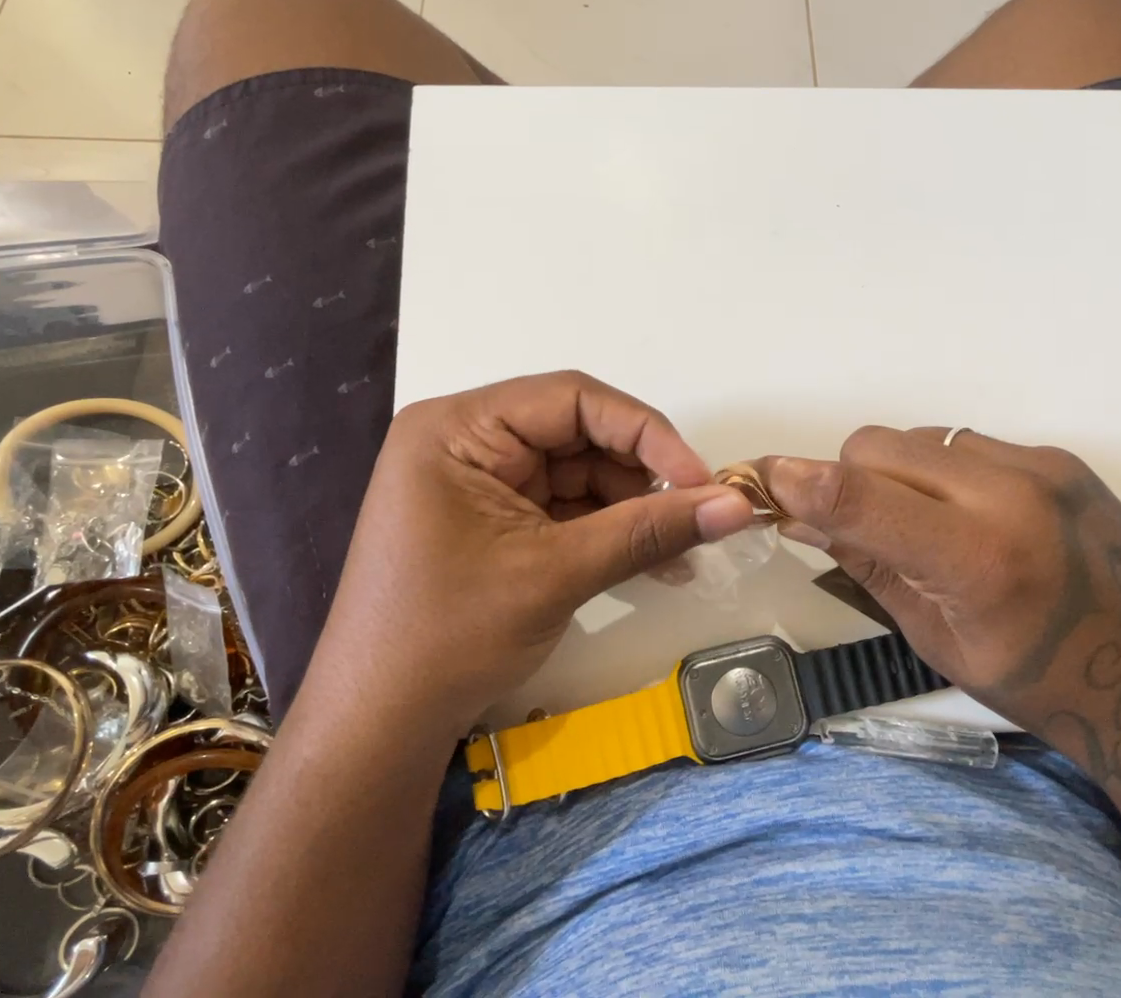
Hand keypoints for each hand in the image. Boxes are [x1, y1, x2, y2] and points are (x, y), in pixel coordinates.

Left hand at [315, 372, 755, 730]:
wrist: (381, 720)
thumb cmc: (450, 636)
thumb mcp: (556, 573)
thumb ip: (650, 531)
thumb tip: (740, 505)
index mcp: (458, 429)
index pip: (571, 399)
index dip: (645, 431)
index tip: (700, 480)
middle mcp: (466, 442)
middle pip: (577, 435)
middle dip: (640, 477)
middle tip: (696, 518)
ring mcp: (478, 483)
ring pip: (577, 474)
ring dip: (631, 510)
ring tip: (679, 554)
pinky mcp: (492, 521)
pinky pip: (563, 508)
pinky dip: (607, 532)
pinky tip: (650, 561)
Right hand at [758, 427, 1120, 734]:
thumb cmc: (1039, 684)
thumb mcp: (937, 638)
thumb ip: (865, 564)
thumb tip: (797, 517)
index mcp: (979, 559)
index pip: (861, 497)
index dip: (799, 481)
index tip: (762, 481)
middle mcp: (1011, 493)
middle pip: (878, 445)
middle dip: (844, 477)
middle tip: (850, 525)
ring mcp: (1041, 466)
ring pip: (919, 437)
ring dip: (892, 472)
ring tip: (917, 526)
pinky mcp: (1059, 457)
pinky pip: (965, 444)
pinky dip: (939, 472)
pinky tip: (966, 518)